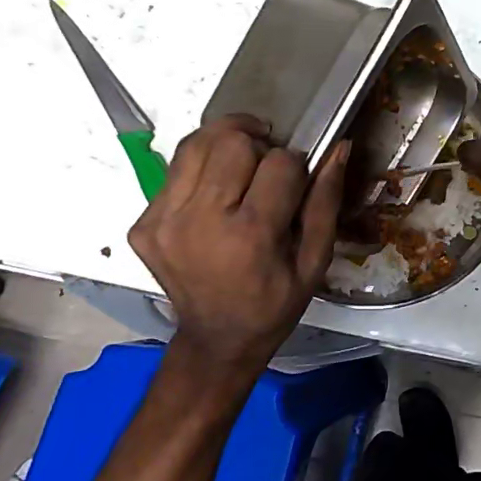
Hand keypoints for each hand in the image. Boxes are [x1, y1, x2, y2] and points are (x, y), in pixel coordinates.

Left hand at [130, 115, 349, 381]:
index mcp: (250, 236)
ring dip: (225, 145)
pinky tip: (215, 195)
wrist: (217, 339)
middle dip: (258, 145)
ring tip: (241, 166)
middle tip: (268, 169)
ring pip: (197, 143)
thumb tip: (338, 147)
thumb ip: (325, 202)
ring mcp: (164, 222)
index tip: (297, 182)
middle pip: (232, 141)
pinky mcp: (143, 225)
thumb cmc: (274, 304)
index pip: (279, 163)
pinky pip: (175, 170)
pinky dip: (200, 171)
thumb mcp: (314, 262)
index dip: (296, 165)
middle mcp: (200, 222)